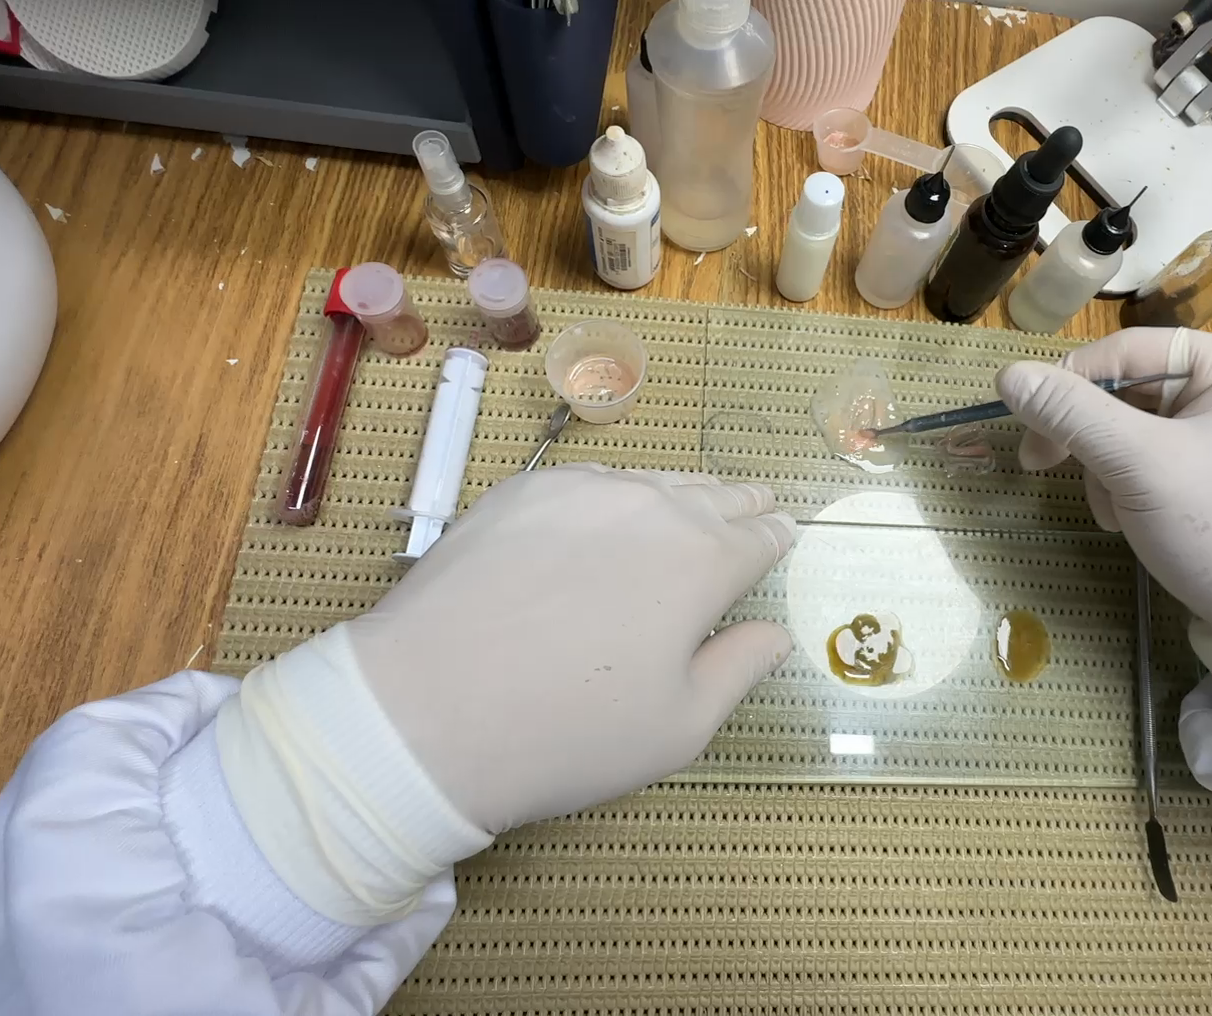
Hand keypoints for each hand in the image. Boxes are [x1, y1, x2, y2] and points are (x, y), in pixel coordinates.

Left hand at [216, 465, 797, 925]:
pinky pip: (595, 480)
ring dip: (686, 493)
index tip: (784, 534)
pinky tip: (613, 512)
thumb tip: (777, 633)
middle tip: (757, 504)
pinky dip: (620, 493)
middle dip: (743, 502)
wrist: (426, 710)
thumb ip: (741, 668)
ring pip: (657, 479)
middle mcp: (654, 508)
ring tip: (697, 500)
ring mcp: (586, 489)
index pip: (761, 537)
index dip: (777, 537)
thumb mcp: (680, 727)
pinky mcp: (526, 487)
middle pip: (717, 495)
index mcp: (703, 563)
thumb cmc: (570, 732)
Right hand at [996, 327, 1211, 634]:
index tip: (1029, 427)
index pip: (1131, 350)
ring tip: (1115, 511)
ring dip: (1103, 468)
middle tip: (1040, 465)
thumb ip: (1072, 414)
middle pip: (1127, 389)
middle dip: (1090, 437)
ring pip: (1127, 426)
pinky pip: (1143, 455)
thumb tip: (1007, 375)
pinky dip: (1122, 485)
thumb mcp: (1139, 466)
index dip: (1071, 382)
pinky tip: (1129, 517)